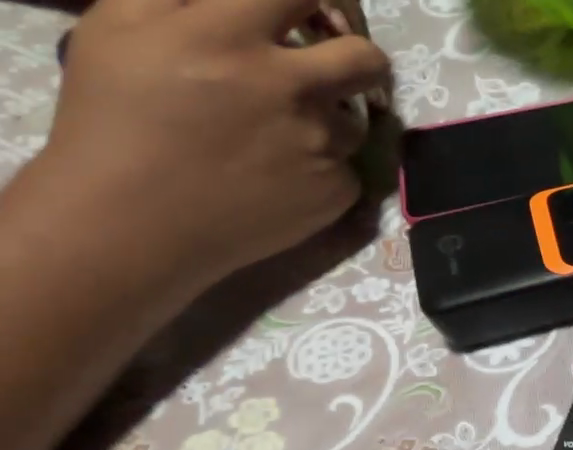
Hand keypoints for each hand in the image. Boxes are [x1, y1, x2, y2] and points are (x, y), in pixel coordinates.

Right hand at [44, 0, 389, 289]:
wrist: (138, 216)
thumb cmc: (117, 114)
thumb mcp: (122, 25)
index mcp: (230, 36)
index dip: (311, 1)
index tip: (304, 11)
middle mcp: (291, 89)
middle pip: (367, 59)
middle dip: (356, 54)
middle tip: (333, 60)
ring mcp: (323, 145)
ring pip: (356, 116)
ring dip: (330, 113)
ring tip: (280, 125)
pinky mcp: (339, 190)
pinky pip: (345, 165)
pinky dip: (319, 162)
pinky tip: (277, 170)